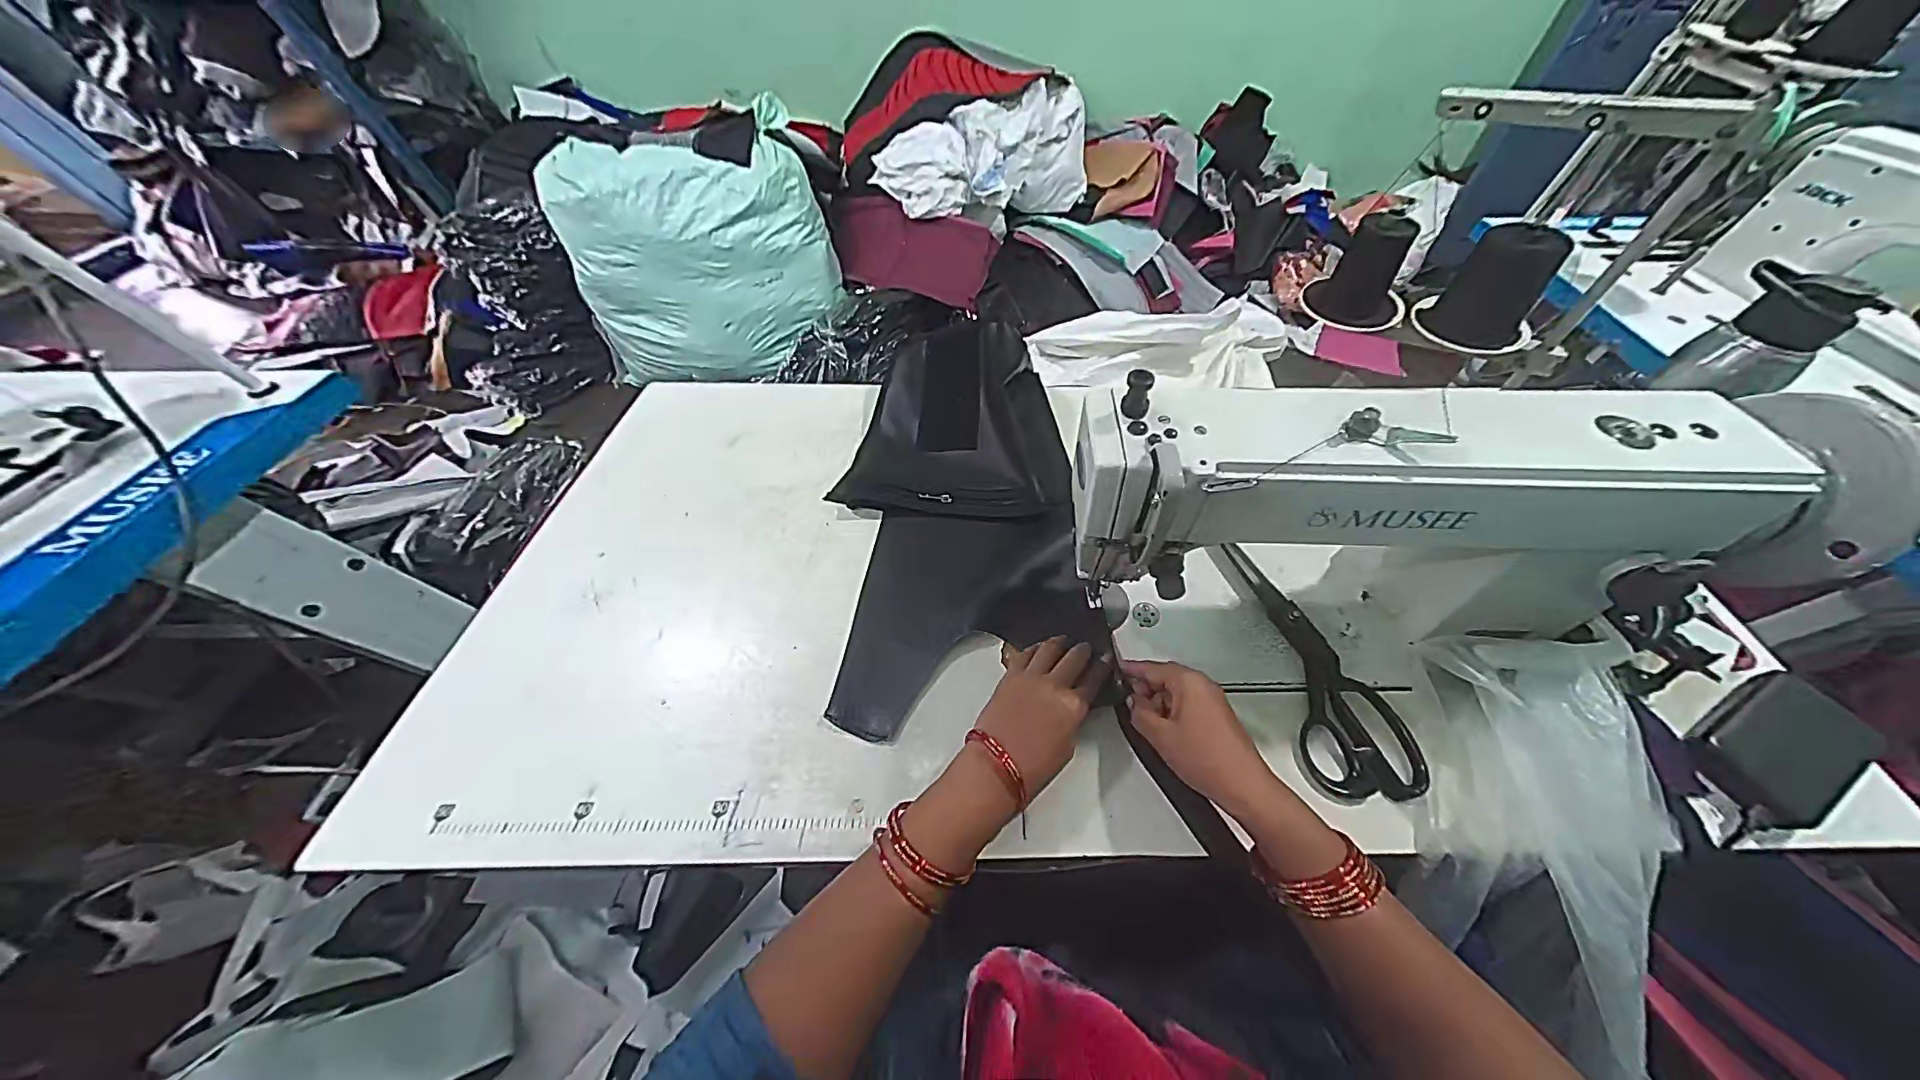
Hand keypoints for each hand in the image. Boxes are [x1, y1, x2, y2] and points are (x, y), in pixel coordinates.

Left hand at [971, 636, 1108, 800]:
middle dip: (1083, 651)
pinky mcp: (1011, 676)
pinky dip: (1035, 648)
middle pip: (1075, 657)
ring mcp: (1031, 678)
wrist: (996, 764)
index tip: (1102, 663)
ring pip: (1050, 647)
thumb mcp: (1067, 746)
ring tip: (1063, 641)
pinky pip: (1026, 653)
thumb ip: (1072, 720)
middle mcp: (1054, 686)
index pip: (1094, 679)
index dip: (1100, 668)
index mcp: (1074, 706)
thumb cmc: (1029, 766)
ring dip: (1060, 643)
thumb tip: (1070, 710)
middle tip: (1086, 648)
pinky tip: (1038, 648)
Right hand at [1122, 659, 1286, 818]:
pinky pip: (1188, 707)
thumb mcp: (1159, 735)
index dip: (1132, 671)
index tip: (1119, 671)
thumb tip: (1133, 703)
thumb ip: (1138, 712)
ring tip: (1154, 730)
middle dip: (1147, 692)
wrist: (1242, 785)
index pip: (1152, 668)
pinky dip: (1174, 716)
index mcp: (1190, 682)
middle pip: (1166, 679)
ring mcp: (1213, 701)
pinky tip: (1169, 737)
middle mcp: (1204, 686)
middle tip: (1132, 707)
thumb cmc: (1211, 761)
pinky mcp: (1217, 717)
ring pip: (1176, 695)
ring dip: (1161, 707)